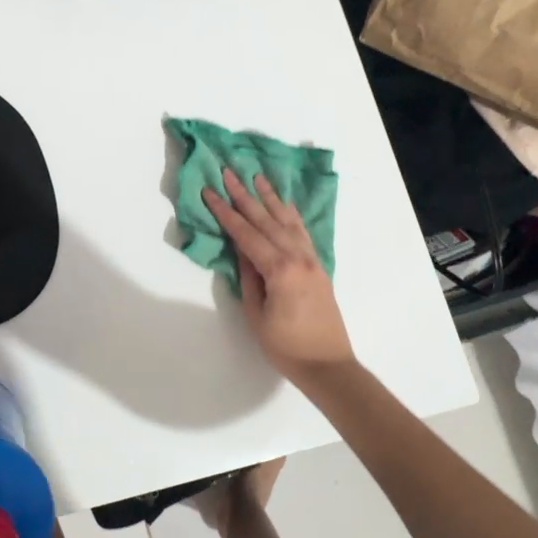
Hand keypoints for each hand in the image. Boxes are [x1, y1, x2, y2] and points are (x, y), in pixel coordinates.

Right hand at [202, 173, 355, 385]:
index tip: (210, 191)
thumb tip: (241, 249)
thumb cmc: (285, 345)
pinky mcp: (318, 267)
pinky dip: (290, 214)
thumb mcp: (256, 312)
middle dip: (245, 196)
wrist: (328, 365)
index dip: (226, 212)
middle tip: (228, 172)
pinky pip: (302, 232)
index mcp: (279, 269)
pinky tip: (283, 204)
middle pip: (266, 220)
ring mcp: (311, 260)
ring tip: (256, 177)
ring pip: (287, 221)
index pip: (246, 234)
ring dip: (270, 198)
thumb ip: (249, 276)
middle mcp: (297, 258)